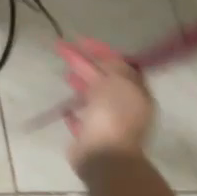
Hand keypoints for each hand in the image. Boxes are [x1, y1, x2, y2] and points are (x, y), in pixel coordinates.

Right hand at [58, 38, 156, 173]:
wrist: (104, 156)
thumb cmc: (114, 115)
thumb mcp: (118, 81)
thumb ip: (113, 66)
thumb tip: (107, 59)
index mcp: (135, 93)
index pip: (120, 65)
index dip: (102, 51)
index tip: (81, 39)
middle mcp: (124, 106)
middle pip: (103, 78)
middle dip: (84, 62)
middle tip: (62, 47)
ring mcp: (107, 121)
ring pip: (92, 96)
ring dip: (80, 83)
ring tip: (64, 73)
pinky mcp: (90, 136)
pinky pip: (81, 118)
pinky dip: (73, 110)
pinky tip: (65, 106)